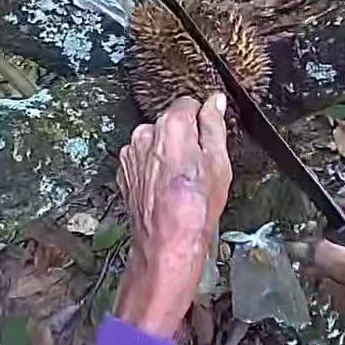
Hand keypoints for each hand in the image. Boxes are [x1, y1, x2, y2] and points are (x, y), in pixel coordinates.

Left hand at [112, 94, 232, 338]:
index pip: (189, 104)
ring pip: (156, 142)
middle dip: (185, 139)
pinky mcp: (125, 172)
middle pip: (171, 123)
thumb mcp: (219, 162)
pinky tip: (167, 189)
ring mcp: (132, 154)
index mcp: (171, 125)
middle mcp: (145, 134)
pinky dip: (154, 169)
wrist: (167, 242)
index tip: (208, 141)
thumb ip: (214, 125)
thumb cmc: (195, 208)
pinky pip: (144, 160)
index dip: (202, 122)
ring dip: (168, 155)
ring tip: (182, 183)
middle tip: (198, 167)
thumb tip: (215, 102)